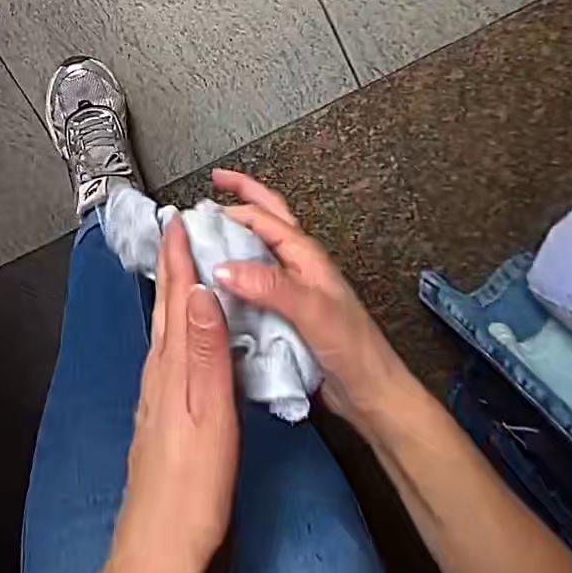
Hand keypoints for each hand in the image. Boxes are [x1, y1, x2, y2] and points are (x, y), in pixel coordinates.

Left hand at [102, 217, 238, 572]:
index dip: (176, 256)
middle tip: (174, 230)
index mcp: (172, 363)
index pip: (175, 295)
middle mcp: (159, 368)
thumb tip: (200, 289)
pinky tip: (182, 329)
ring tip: (179, 267)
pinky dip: (176, 322)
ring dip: (172, 289)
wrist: (162, 540)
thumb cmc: (192, 482)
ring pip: (165, 323)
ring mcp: (157, 389)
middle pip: (165, 304)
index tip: (177, 219)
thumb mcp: (207, 410)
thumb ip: (205, 350)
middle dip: (170, 264)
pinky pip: (169, 347)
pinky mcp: (162, 408)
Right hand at [208, 169, 416, 430]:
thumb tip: (224, 267)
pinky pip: (255, 278)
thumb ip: (269, 285)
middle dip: (243, 192)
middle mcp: (298, 263)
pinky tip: (220, 277)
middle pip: (268, 215)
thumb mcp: (311, 310)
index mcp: (306, 254)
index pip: (264, 217)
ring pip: (261, 244)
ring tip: (212, 225)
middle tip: (216, 180)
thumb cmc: (352, 348)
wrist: (370, 392)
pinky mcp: (285, 308)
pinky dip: (237, 267)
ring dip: (238, 228)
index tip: (201, 209)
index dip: (234, 205)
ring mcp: (292, 285)